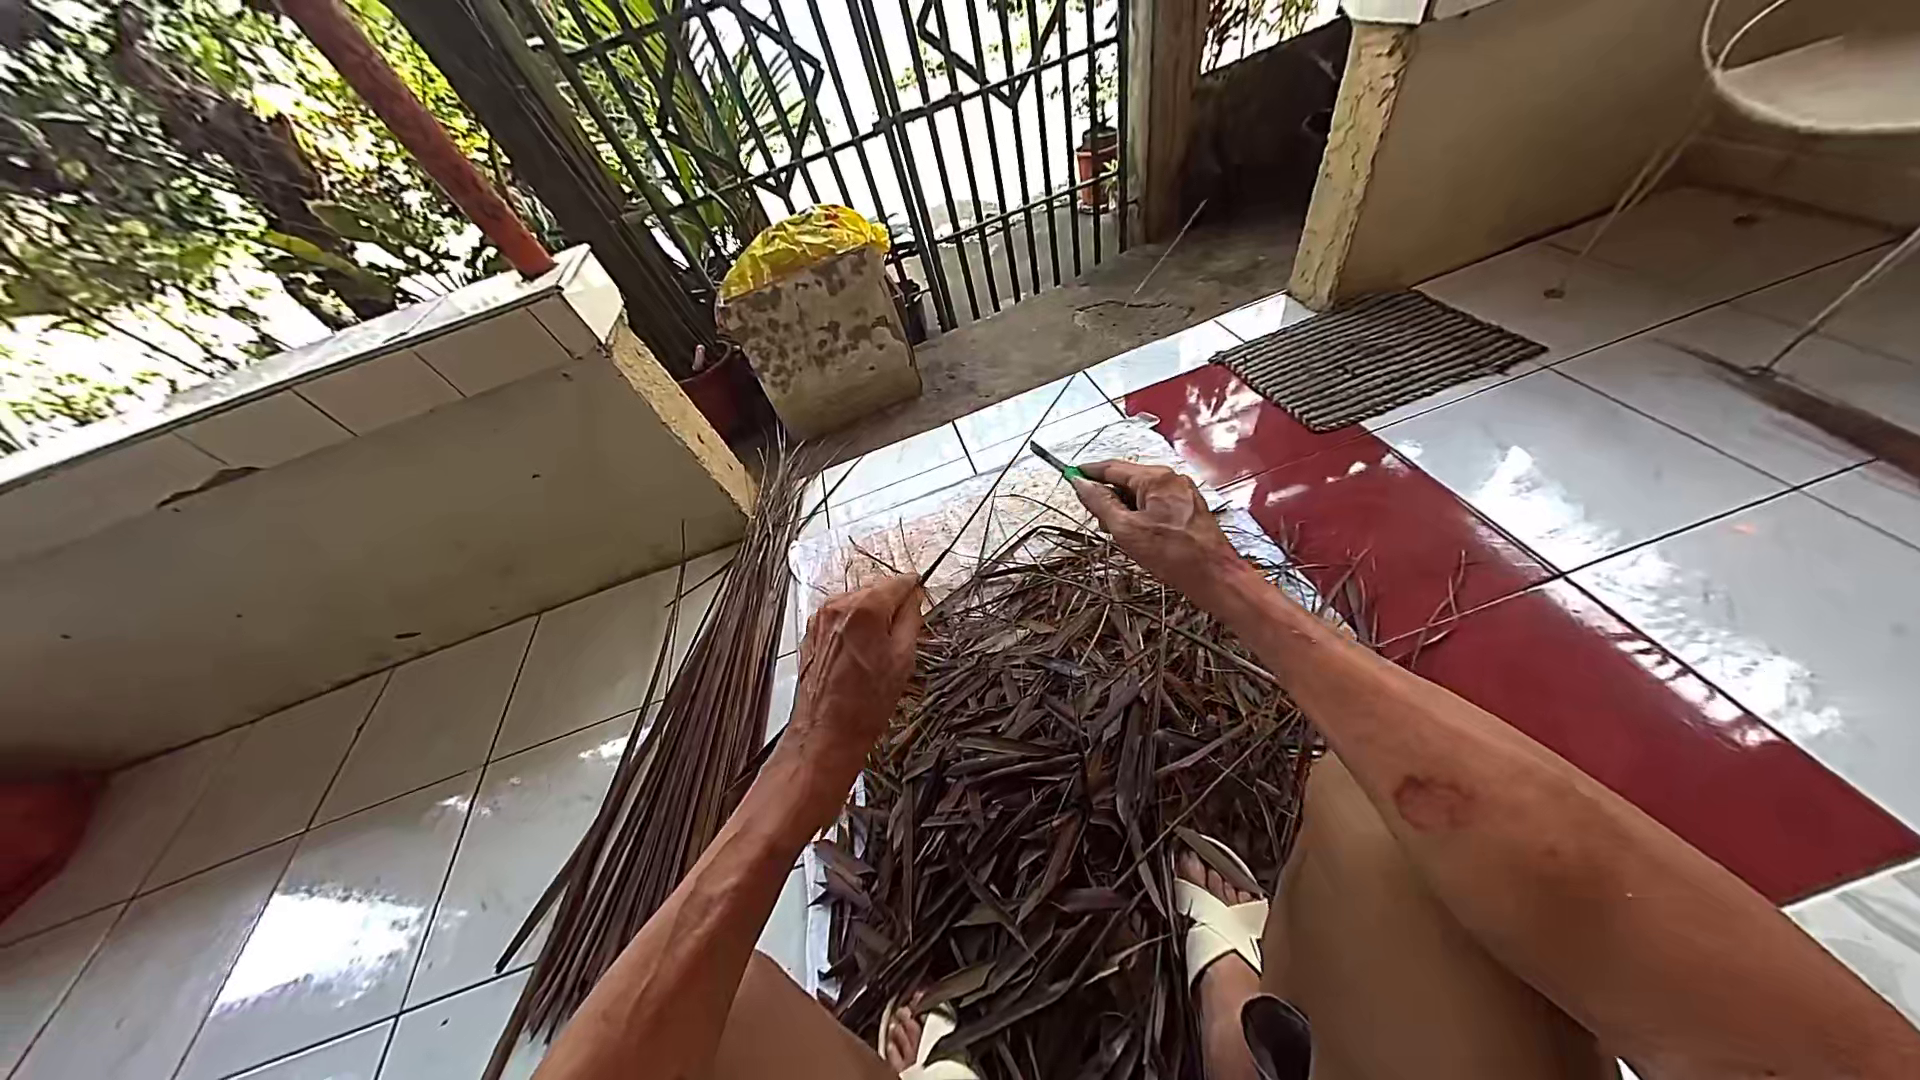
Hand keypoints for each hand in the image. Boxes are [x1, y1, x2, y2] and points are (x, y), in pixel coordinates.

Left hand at [777, 575, 922, 829]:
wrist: (827, 732)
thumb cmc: (863, 704)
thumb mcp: (903, 658)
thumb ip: (911, 619)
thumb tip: (915, 599)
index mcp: (865, 609)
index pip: (898, 582)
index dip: (914, 588)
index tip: (922, 596)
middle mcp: (838, 607)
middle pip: (876, 589)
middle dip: (893, 603)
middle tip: (907, 629)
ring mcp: (821, 619)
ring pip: (858, 602)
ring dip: (873, 614)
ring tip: (883, 646)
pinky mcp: (812, 632)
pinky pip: (841, 617)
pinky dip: (855, 625)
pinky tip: (863, 651)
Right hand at [1071, 461, 1249, 608]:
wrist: (1214, 576)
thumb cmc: (1172, 554)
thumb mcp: (1126, 529)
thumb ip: (1100, 503)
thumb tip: (1080, 484)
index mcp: (1156, 478)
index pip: (1113, 467)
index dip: (1089, 472)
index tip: (1071, 475)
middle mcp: (1171, 478)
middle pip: (1128, 479)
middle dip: (1108, 496)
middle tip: (1095, 517)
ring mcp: (1183, 492)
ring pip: (1142, 493)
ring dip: (1124, 507)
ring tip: (1117, 532)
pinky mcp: (1189, 507)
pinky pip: (1156, 502)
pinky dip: (1140, 513)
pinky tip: (1136, 534)